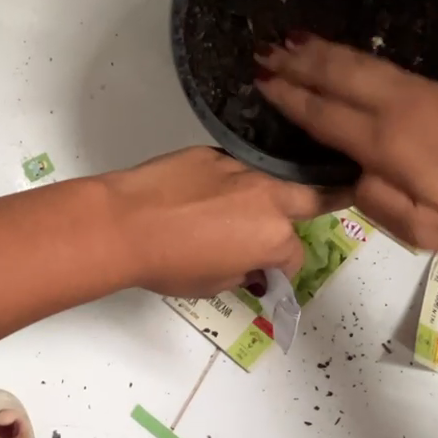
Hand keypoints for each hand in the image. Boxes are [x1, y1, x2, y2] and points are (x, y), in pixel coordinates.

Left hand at [103, 147, 335, 297]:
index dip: (281, 269)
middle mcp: (268, 197)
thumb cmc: (170, 264)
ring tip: (240, 209)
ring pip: (269, 180)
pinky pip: (232, 169)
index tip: (265, 274)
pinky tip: (203, 193)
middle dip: (312, 210)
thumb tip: (249, 266)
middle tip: (293, 220)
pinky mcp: (212, 152)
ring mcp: (241, 169)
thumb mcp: (213, 285)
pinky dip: (227, 182)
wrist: (125, 223)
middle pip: (310, 199)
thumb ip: (242, 273)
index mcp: (274, 236)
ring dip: (264, 196)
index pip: (295, 256)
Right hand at [255, 34, 437, 251]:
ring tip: (291, 40)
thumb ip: (376, 202)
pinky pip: (381, 64)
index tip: (260, 82)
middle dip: (296, 63)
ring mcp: (419, 92)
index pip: (324, 115)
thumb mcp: (423, 229)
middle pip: (336, 76)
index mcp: (386, 142)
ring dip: (321, 51)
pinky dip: (352, 54)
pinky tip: (344, 55)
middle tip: (262, 51)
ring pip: (359, 62)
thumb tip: (351, 178)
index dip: (289, 98)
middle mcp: (396, 106)